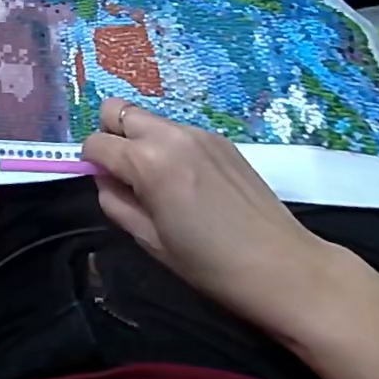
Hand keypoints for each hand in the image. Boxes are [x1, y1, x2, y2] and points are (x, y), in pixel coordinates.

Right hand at [80, 98, 340, 329]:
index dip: (91, 163)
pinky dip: (169, 146)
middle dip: (111, 135)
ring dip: (140, 139)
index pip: (95, 142)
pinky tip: (191, 181)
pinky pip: (176, 129)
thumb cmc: (211, 265)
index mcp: (147, 162)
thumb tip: (105, 179)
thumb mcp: (148, 241)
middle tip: (126, 172)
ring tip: (161, 179)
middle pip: (115, 109)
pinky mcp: (219, 137)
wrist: (287, 270)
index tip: (104, 183)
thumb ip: (114, 201)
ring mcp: (197, 132)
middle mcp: (169, 135)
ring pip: (147, 118)